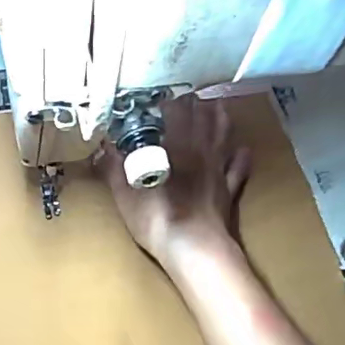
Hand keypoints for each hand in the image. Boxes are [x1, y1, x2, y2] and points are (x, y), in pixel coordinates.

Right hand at [94, 94, 251, 275]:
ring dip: (220, 119)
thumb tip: (102, 148)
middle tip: (190, 95)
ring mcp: (218, 171)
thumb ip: (114, 168)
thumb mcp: (126, 194)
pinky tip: (242, 150)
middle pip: (203, 118)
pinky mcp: (228, 192)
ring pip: (224, 136)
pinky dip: (240, 157)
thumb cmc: (157, 219)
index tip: (160, 97)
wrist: (195, 249)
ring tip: (218, 107)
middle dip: (196, 104)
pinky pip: (237, 169)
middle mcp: (201, 151)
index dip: (169, 101)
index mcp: (177, 147)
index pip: (176, 112)